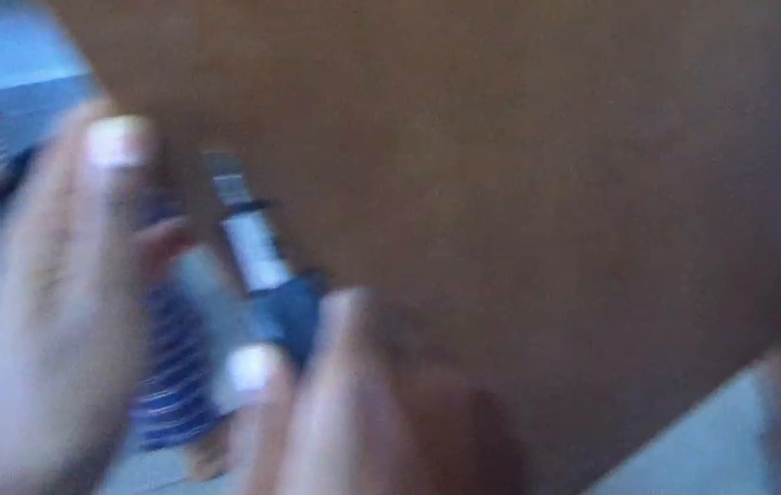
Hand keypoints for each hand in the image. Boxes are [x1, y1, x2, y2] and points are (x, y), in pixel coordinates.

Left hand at [0, 101, 190, 494]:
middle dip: (153, 129)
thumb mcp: (102, 295)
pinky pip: (131, 237)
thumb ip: (113, 211)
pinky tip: (209, 223)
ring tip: (225, 151)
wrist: (37, 476)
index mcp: (42, 224)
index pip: (78, 131)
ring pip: (120, 196)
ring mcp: (68, 264)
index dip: (126, 95)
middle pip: (100, 158)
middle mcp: (50, 232)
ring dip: (163, 174)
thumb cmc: (70, 384)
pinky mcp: (90, 291)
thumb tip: (123, 122)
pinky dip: (165, 222)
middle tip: (223, 107)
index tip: (189, 73)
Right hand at [228, 289, 523, 494]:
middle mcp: (434, 378)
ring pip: (440, 379)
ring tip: (392, 481)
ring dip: (416, 405)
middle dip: (373, 374)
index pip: (357, 305)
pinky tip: (433, 492)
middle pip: (401, 342)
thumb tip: (262, 357)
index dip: (334, 332)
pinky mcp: (517, 448)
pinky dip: (454, 434)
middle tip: (347, 445)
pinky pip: (475, 414)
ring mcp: (485, 412)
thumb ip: (267, 426)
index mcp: (362, 387)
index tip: (318, 372)